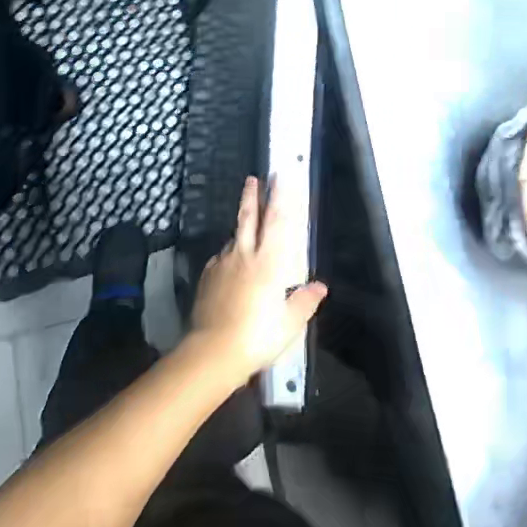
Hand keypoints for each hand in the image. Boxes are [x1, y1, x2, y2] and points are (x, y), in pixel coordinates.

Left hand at [184, 176, 327, 387]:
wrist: (214, 349)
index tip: (278, 177)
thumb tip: (319, 287)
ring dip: (241, 230)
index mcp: (268, 261)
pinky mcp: (207, 276)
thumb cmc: (258, 335)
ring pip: (234, 239)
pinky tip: (232, 267)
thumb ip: (304, 301)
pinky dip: (230, 257)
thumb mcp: (290, 322)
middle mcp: (243, 255)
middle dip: (251, 196)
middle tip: (252, 179)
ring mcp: (222, 263)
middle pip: (247, 217)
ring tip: (248, 232)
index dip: (278, 197)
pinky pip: (222, 259)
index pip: (275, 221)